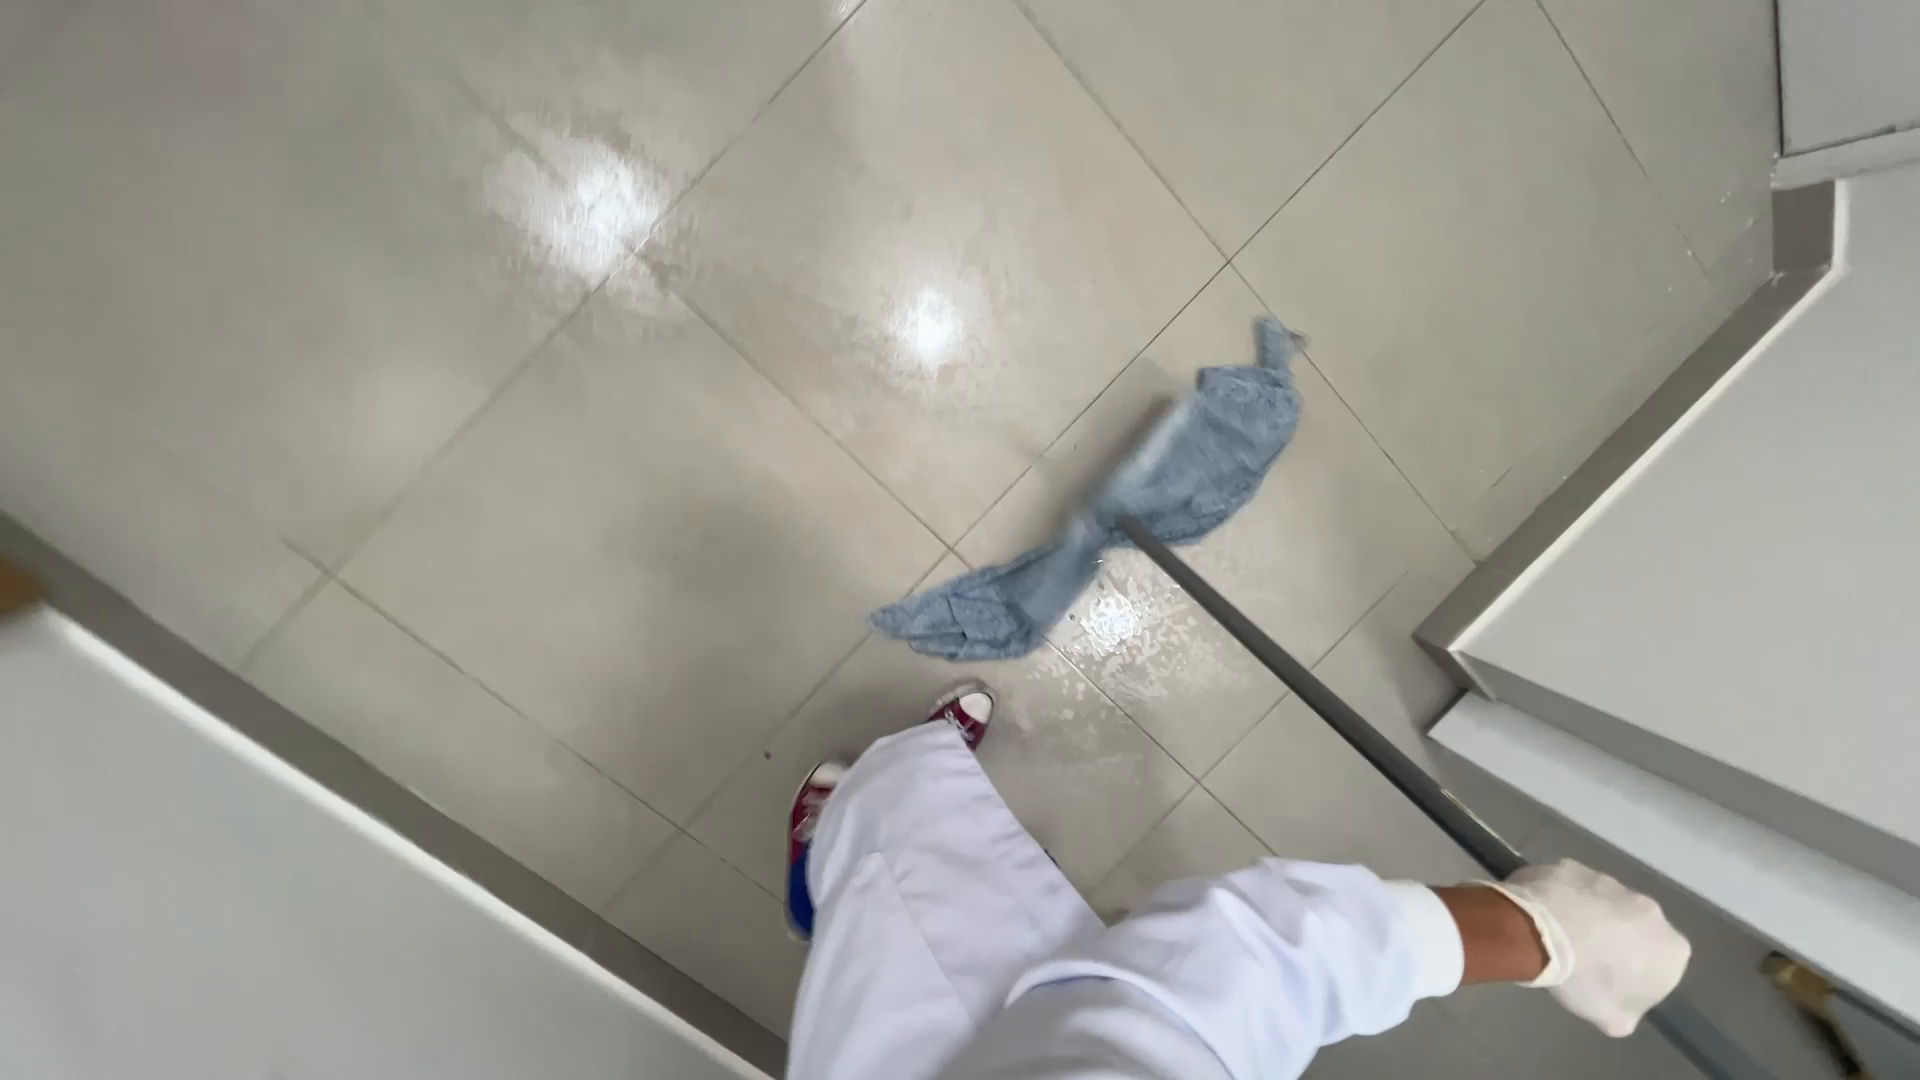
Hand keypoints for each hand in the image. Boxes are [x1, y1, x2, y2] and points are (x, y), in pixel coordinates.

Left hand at [1488, 859, 1691, 1036]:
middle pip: (1632, 924)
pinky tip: (1540, 905)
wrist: (1536, 933)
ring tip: (1556, 927)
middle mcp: (1647, 906)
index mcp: (1671, 946)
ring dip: (1584, 910)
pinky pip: (1566, 881)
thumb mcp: (1614, 1018)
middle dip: (1613, 935)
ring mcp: (1605, 879)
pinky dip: (1556, 891)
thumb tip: (1617, 1008)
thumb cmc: (1583, 980)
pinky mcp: (1568, 864)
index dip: (1636, 970)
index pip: (1661, 961)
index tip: (1609, 976)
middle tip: (1582, 950)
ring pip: (1599, 899)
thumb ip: (1626, 1012)